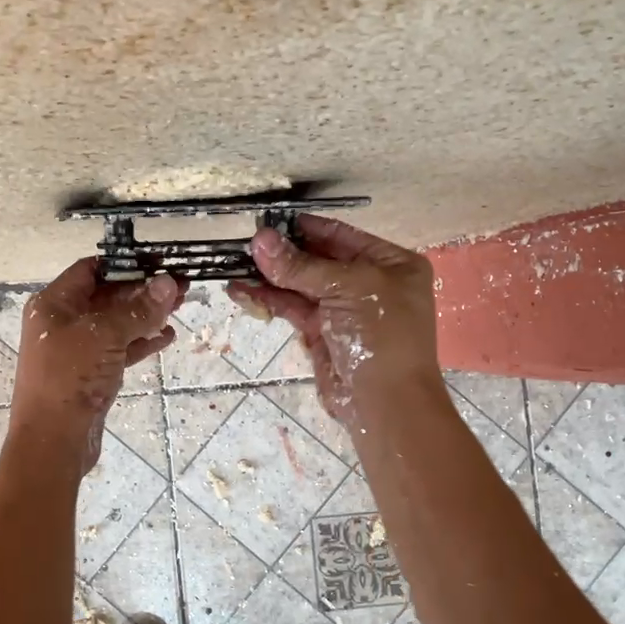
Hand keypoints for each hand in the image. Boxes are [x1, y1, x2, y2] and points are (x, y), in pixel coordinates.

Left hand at [10, 259, 185, 473]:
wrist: (52, 441)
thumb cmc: (69, 378)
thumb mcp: (104, 336)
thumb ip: (138, 309)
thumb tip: (169, 282)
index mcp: (53, 304)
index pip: (90, 270)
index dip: (124, 265)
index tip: (160, 263)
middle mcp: (62, 323)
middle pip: (106, 297)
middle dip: (143, 290)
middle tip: (183, 284)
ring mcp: (77, 350)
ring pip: (116, 324)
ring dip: (147, 315)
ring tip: (183, 305)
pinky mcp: (91, 375)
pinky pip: (119, 350)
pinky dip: (142, 342)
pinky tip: (168, 336)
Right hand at [225, 215, 441, 427]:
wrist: (385, 402)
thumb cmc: (380, 334)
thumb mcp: (346, 288)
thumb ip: (299, 265)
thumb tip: (259, 239)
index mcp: (390, 263)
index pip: (340, 235)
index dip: (304, 228)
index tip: (267, 221)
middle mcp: (368, 282)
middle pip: (316, 259)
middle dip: (281, 254)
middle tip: (243, 244)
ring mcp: (342, 308)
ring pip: (299, 284)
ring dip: (268, 276)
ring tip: (234, 266)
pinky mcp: (320, 331)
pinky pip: (291, 307)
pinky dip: (267, 298)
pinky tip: (242, 290)